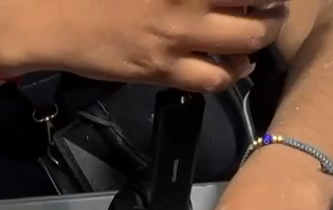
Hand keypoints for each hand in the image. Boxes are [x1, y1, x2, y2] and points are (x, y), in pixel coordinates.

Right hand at [0, 0, 286, 90]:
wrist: (58, 18)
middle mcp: (188, 1)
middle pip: (258, 5)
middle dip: (274, 7)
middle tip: (274, 5)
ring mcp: (177, 38)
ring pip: (244, 45)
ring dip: (261, 39)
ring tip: (262, 33)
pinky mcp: (163, 71)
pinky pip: (213, 80)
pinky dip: (232, 74)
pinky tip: (237, 65)